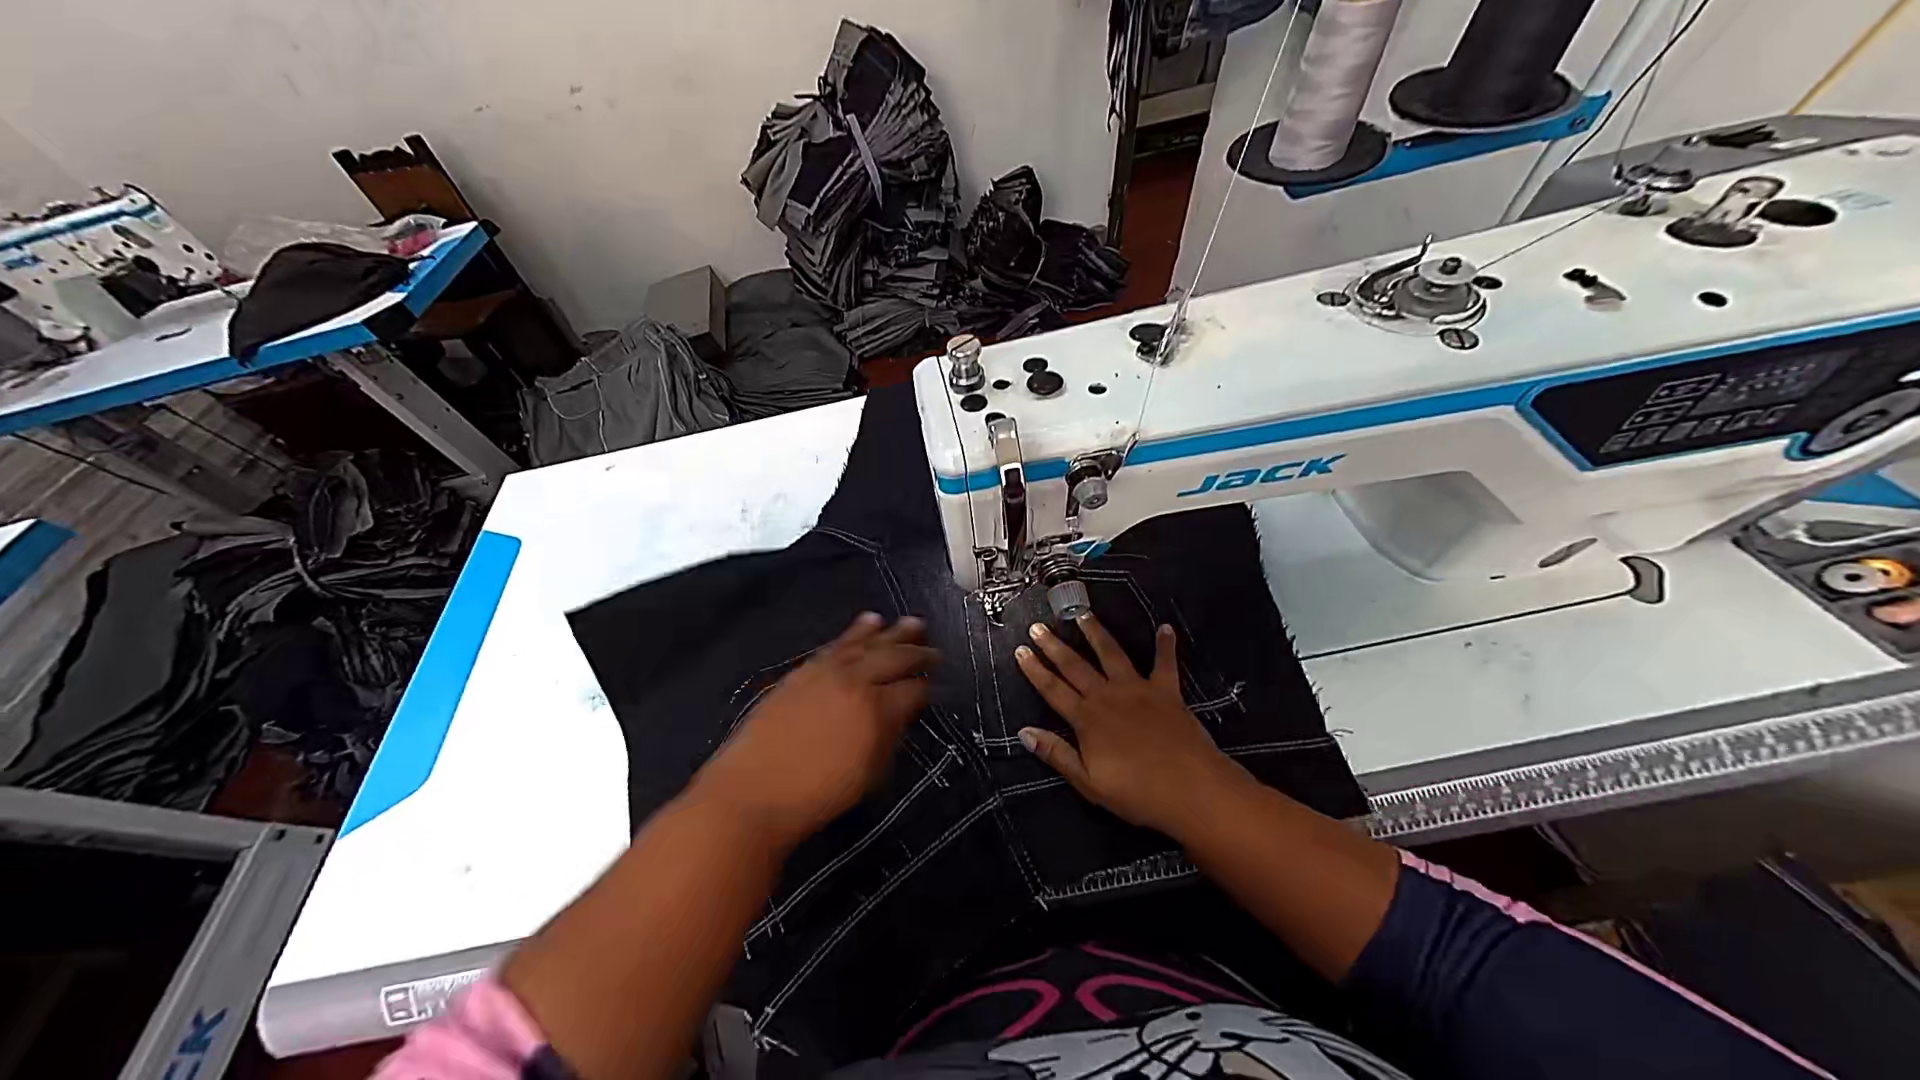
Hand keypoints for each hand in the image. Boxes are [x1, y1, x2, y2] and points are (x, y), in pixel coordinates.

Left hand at [693, 613, 938, 848]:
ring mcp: (827, 672)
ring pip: (867, 644)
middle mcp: (856, 682)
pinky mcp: (803, 671)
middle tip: (934, 649)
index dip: (928, 687)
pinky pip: (837, 645)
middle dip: (917, 653)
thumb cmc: (816, 796)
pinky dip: (855, 632)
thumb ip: (890, 738)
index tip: (936, 684)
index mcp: (877, 710)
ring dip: (891, 633)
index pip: (913, 690)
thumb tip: (901, 714)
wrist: (753, 792)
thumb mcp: (869, 774)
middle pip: (894, 658)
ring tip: (910, 623)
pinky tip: (868, 622)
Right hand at [1014, 614, 1244, 837]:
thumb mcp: (1088, 783)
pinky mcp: (1167, 691)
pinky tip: (1165, 628)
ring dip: (1095, 633)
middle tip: (1038, 627)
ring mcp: (1138, 689)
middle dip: (1054, 645)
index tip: (1021, 651)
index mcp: (1087, 719)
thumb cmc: (1137, 792)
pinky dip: (1165, 645)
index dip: (1034, 670)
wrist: (1191, 788)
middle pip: (1075, 665)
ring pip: (1111, 654)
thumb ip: (1056, 754)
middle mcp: (1108, 696)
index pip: (1052, 689)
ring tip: (1082, 614)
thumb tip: (1024, 731)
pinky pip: (1164, 663)